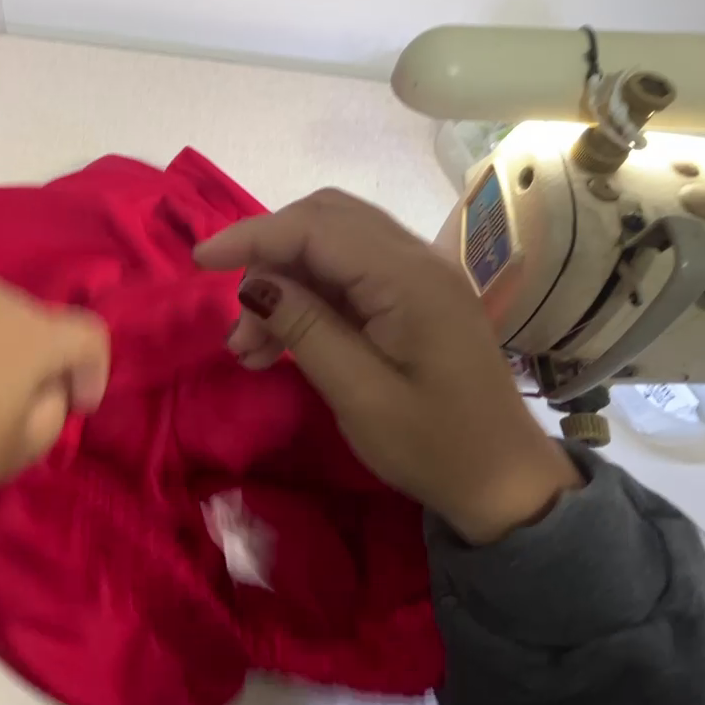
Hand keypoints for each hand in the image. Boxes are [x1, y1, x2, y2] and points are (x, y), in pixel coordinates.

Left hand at [0, 279, 111, 507]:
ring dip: (0, 346)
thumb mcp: (22, 450)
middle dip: (43, 360)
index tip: (77, 405)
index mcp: (34, 334)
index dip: (95, 370)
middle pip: (41, 323)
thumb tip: (47, 385)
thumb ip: (55, 409)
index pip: (91, 335)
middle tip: (21, 401)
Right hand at [194, 190, 581, 543]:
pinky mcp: (411, 294)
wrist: (505, 483)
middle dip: (267, 259)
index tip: (200, 261)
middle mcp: (417, 259)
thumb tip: (251, 282)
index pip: (316, 228)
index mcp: (410, 279)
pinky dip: (305, 294)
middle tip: (238, 322)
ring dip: (282, 280)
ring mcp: (417, 273)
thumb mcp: (360, 395)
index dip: (253, 235)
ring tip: (250, 347)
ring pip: (330, 244)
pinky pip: (346, 272)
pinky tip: (278, 340)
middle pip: (323, 221)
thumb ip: (305, 329)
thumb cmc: (435, 448)